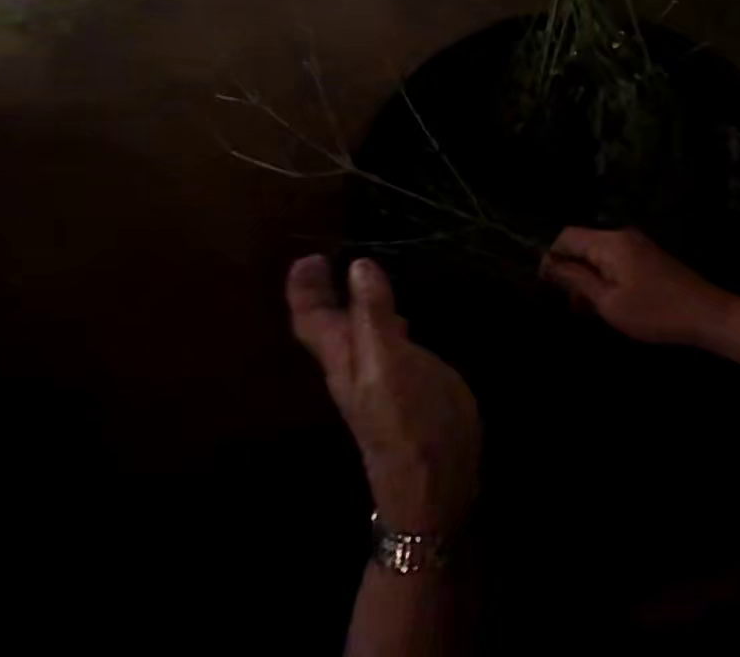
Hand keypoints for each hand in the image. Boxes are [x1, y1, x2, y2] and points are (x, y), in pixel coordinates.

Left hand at [287, 256, 480, 533]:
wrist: (434, 482)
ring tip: (365, 274)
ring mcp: (382, 376)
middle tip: (332, 259)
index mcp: (343, 356)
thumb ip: (373, 315)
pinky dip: (385, 319)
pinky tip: (401, 313)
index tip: (308, 256)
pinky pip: (387, 341)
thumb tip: (357, 265)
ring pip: (357, 331)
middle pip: (330, 323)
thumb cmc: (407, 422)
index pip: (311, 317)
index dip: (305, 287)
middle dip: (325, 291)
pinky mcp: (409, 383)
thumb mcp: (388, 364)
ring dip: (354, 303)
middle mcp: (356, 364)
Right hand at [540, 227, 736, 345]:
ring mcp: (638, 245)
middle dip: (570, 272)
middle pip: (583, 245)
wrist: (707, 314)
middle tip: (567, 306)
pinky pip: (615, 261)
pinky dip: (605, 279)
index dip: (551, 257)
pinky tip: (607, 305)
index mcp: (610, 241)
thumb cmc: (655, 312)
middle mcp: (622, 235)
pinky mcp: (648, 257)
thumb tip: (549, 264)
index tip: (544, 286)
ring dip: (587, 279)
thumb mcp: (608, 301)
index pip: (567, 236)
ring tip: (586, 311)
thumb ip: (577, 279)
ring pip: (598, 255)